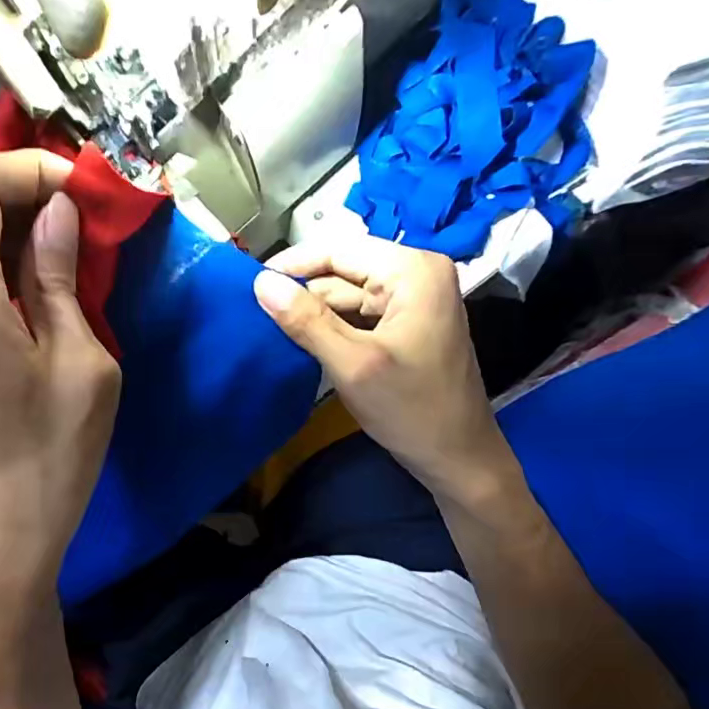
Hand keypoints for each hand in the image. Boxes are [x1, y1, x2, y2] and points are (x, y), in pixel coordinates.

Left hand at [0, 151, 120, 599]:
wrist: (3, 531)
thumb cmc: (55, 455)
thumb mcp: (83, 363)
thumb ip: (60, 276)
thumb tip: (56, 211)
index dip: (27, 167)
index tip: (82, 189)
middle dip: (19, 188)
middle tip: (81, 210)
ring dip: (7, 222)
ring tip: (67, 241)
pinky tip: (35, 276)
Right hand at [253, 237, 515, 502]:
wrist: (458, 458)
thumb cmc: (411, 411)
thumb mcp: (352, 364)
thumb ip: (306, 320)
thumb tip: (260, 283)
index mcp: (413, 270)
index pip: (340, 250)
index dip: (293, 264)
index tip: (249, 284)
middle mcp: (419, 274)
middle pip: (345, 270)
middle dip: (303, 292)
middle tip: (256, 313)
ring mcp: (416, 300)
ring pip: (350, 294)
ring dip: (316, 312)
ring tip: (272, 329)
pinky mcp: (410, 324)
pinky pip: (363, 314)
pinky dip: (335, 326)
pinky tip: (306, 341)